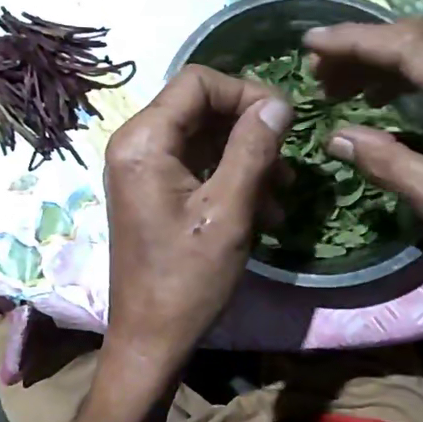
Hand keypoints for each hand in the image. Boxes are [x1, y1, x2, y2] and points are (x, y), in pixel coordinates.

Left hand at [103, 66, 291, 370]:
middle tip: (287, 164)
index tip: (284, 121)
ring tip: (280, 195)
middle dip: (249, 130)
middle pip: (201, 107)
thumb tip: (278, 102)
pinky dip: (230, 178)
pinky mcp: (152, 192)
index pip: (198, 82)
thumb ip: (253, 149)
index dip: (245, 92)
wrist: (151, 338)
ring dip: (246, 158)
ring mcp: (142, 169)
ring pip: (203, 138)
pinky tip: (261, 211)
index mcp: (144, 141)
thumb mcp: (229, 210)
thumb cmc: (188, 278)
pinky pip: (196, 166)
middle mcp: (135, 145)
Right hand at [303, 19, 422, 287]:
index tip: (311, 42)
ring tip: (340, 83)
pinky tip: (381, 92)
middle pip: (418, 36)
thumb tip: (335, 136)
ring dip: (382, 56)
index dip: (354, 41)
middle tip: (317, 70)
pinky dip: (409, 67)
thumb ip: (387, 164)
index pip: (408, 48)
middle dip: (362, 47)